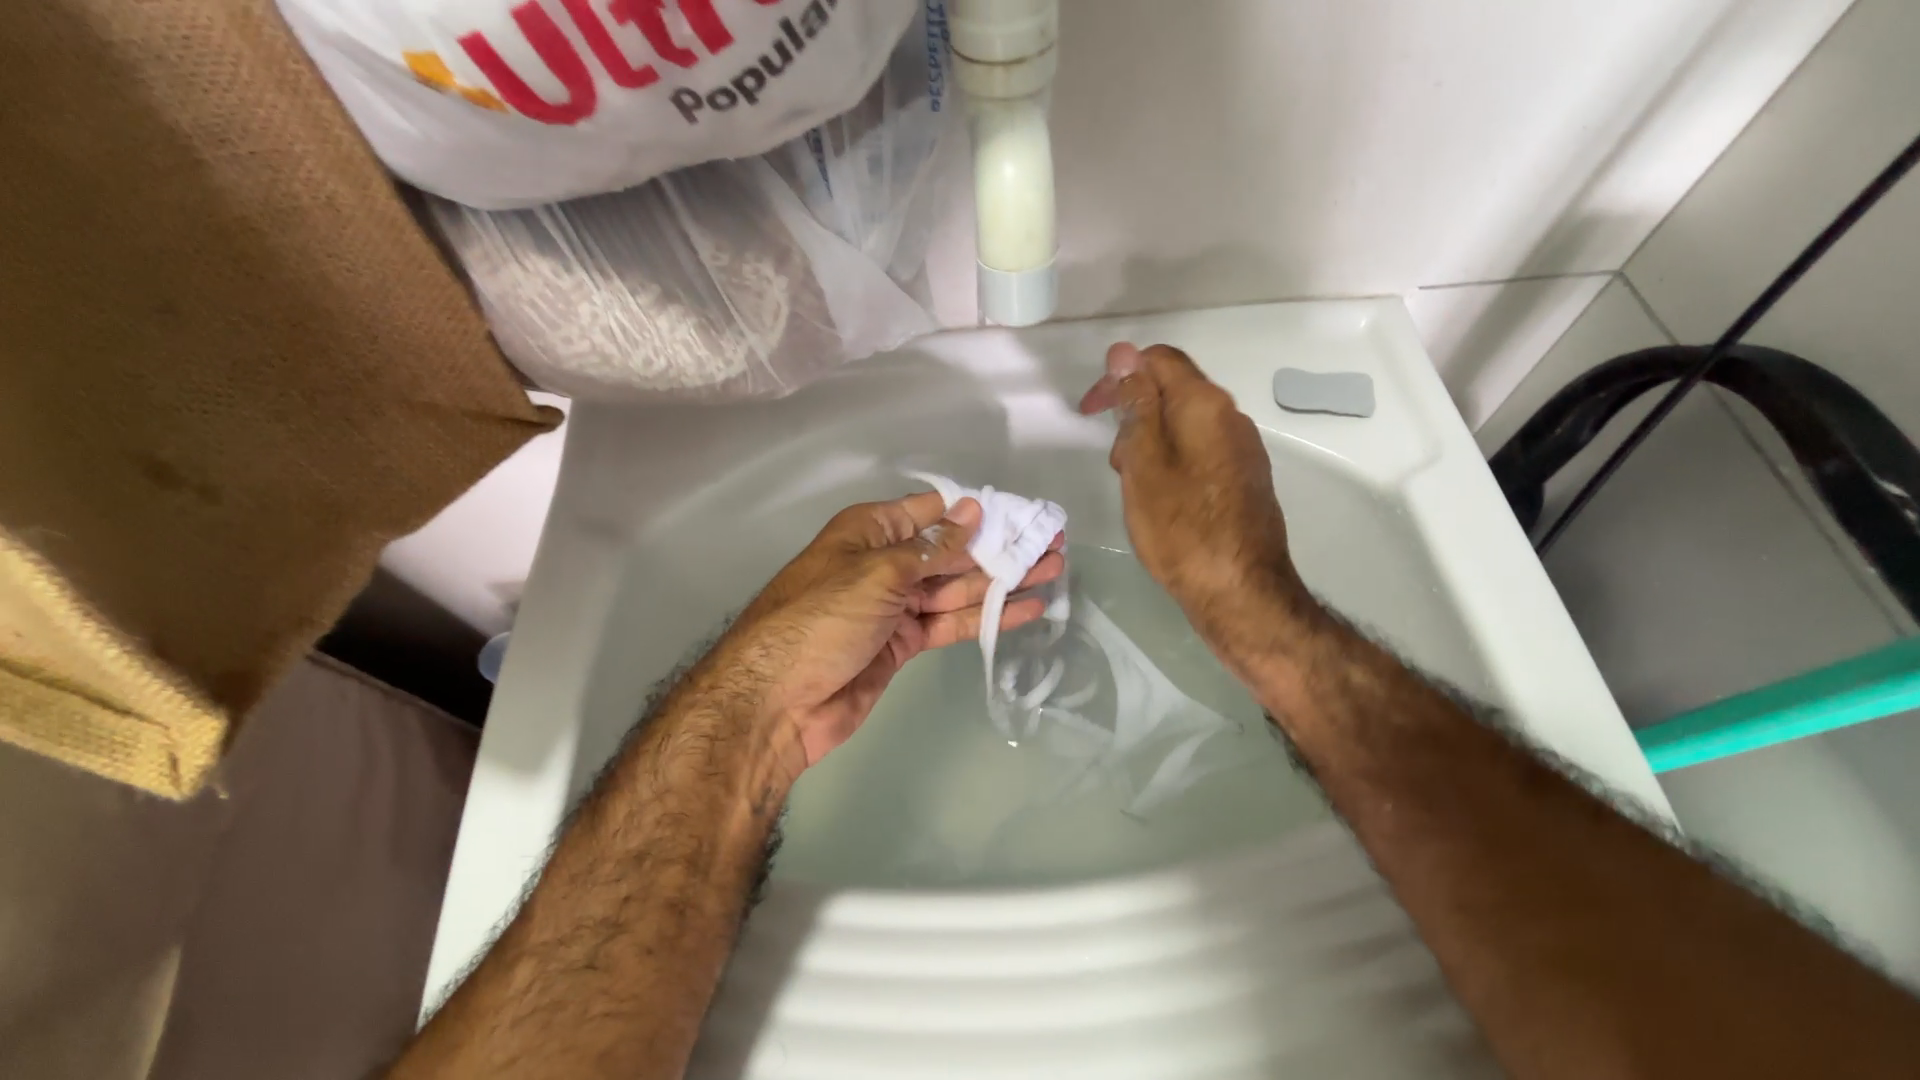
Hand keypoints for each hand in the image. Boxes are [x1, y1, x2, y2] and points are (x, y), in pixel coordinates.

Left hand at [705, 492, 1064, 776]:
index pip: (933, 512)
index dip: (978, 511)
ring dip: (1002, 582)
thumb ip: (930, 548)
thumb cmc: (821, 620)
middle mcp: (885, 564)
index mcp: (871, 532)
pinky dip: (985, 617)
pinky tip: (1025, 609)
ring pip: (956, 588)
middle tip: (1054, 543)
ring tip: (1053, 570)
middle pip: (951, 551)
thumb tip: (970, 511)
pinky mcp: (904, 644)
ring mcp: (895, 606)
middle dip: (1000, 548)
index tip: (1024, 513)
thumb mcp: (877, 574)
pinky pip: (950, 623)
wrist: (776, 702)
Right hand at [1079, 343, 1311, 650]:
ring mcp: (1243, 449)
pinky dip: (1172, 463)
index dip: (1119, 375)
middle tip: (1115, 463)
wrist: (1240, 590)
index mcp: (1206, 404)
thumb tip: (1125, 353)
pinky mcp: (1245, 479)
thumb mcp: (1143, 463)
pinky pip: (1201, 452)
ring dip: (1150, 444)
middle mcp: (1231, 417)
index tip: (1091, 412)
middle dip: (1133, 416)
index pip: (1159, 360)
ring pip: (1185, 425)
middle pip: (1173, 392)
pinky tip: (1162, 501)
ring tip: (1135, 488)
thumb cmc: (1180, 528)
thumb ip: (1136, 405)